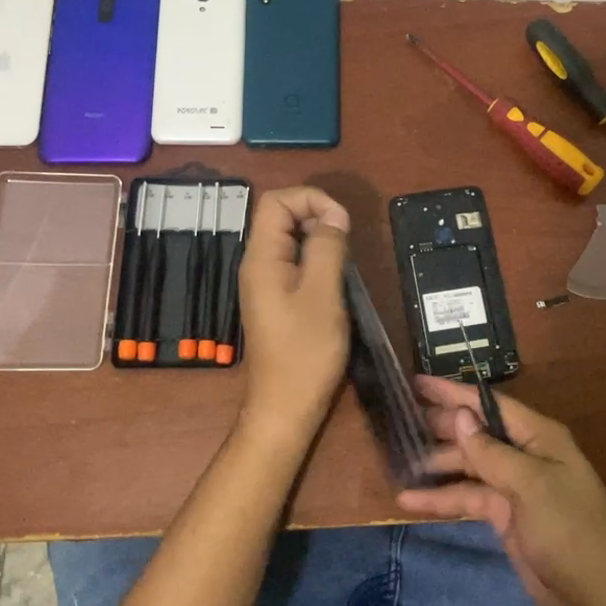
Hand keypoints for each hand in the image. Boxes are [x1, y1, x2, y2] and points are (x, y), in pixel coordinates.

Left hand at [235, 187, 350, 443]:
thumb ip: (328, 248)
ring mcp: (266, 283)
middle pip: (282, 216)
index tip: (342, 222)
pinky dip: (317, 261)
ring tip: (345, 262)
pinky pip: (295, 263)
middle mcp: (257, 265)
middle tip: (347, 242)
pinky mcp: (277, 300)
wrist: (285, 406)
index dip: (310, 199)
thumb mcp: (323, 294)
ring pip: (291, 240)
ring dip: (320, 240)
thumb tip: (335, 214)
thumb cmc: (305, 352)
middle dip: (317, 216)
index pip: (276, 201)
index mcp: (261, 258)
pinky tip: (335, 282)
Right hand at [395, 376, 605, 605]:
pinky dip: (442, 498)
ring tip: (395, 459)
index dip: (454, 393)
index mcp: (540, 437)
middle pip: (477, 433)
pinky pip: (468, 498)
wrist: (594, 597)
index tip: (416, 382)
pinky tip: (409, 500)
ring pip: (469, 466)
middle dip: (441, 426)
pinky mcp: (505, 516)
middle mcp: (527, 455)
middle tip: (397, 419)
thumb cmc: (568, 531)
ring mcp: (515, 487)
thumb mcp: (530, 486)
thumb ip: (491, 452)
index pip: (490, 405)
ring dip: (437, 463)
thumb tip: (459, 415)